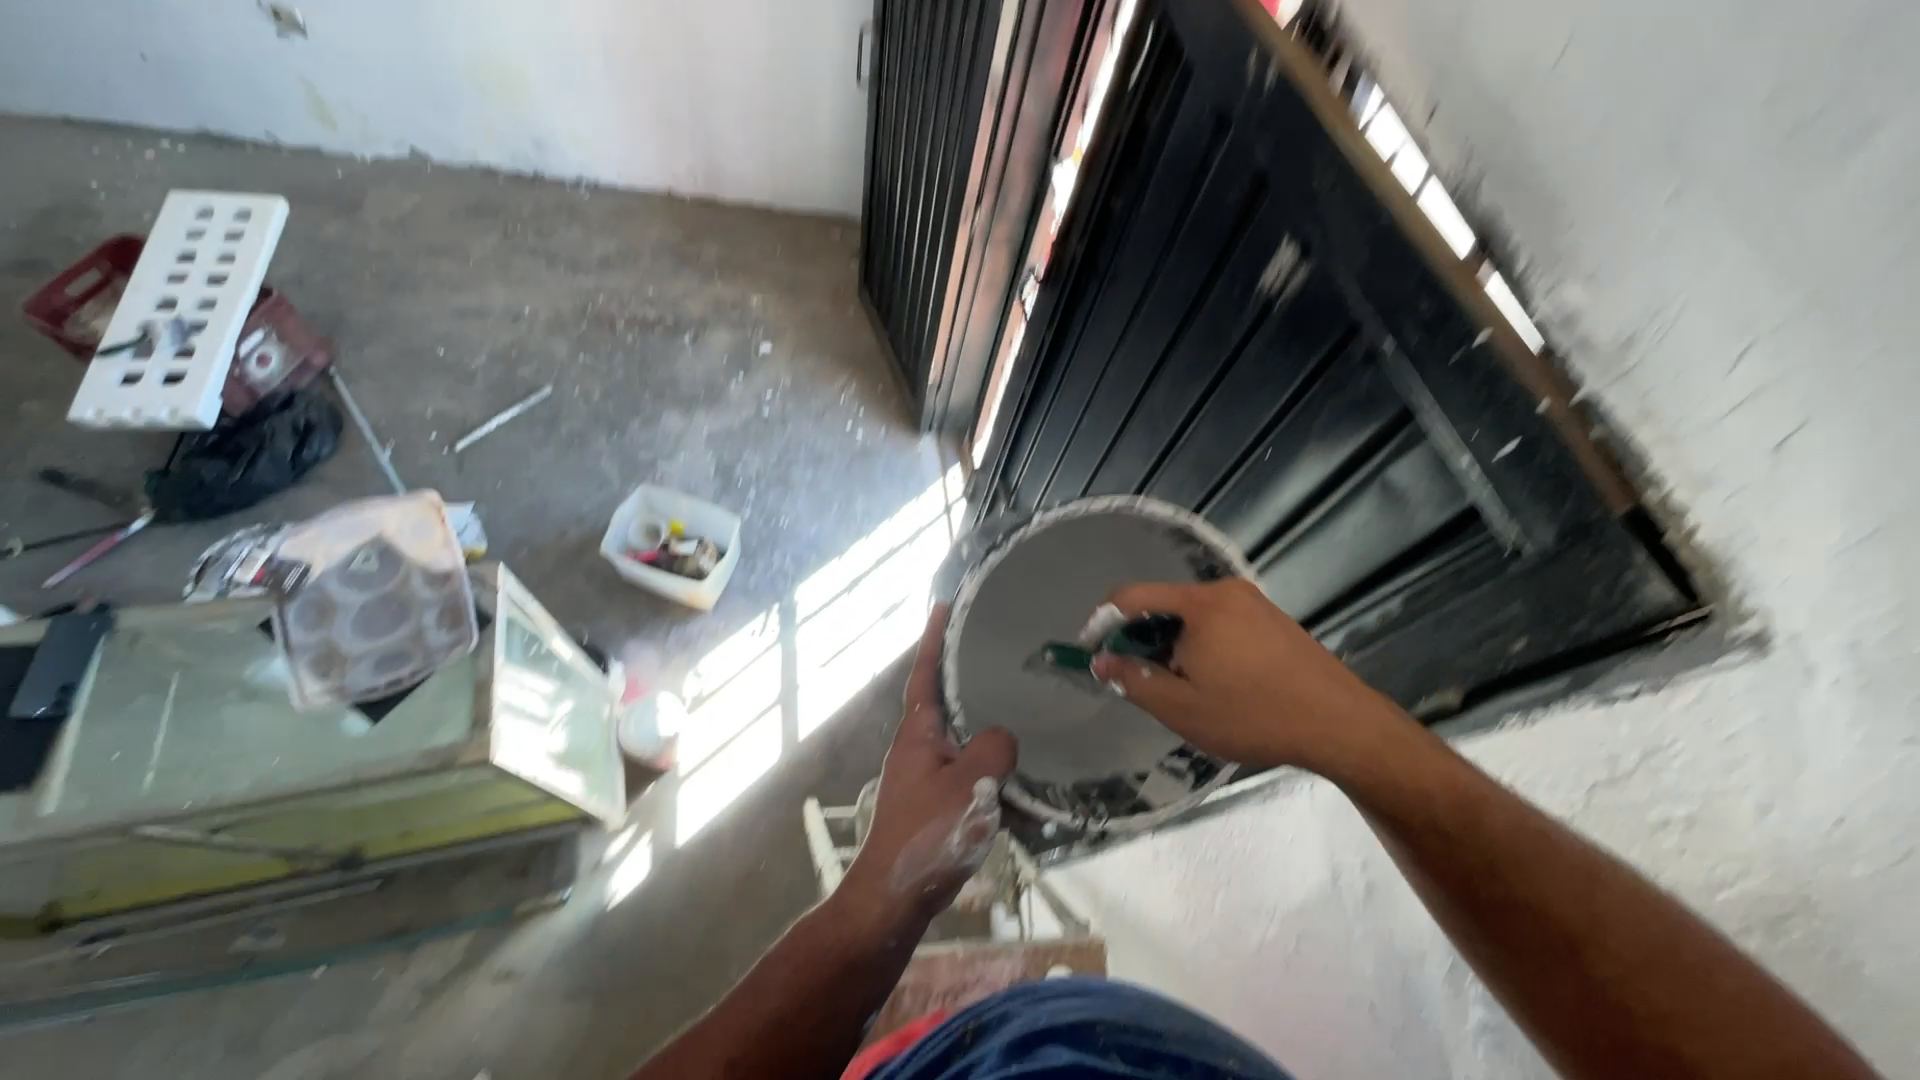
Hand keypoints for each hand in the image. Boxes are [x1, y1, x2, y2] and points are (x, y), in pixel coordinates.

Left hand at [840, 607, 1017, 927]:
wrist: (894, 899)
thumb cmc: (928, 834)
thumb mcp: (971, 783)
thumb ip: (994, 748)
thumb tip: (1002, 738)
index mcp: (918, 735)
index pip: (925, 674)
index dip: (934, 638)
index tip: (943, 605)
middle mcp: (917, 750)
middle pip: (946, 705)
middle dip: (971, 684)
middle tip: (1001, 661)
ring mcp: (923, 780)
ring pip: (962, 746)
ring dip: (989, 739)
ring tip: (1025, 725)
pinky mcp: (933, 808)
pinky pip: (969, 780)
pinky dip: (993, 782)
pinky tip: (1024, 795)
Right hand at [1088, 578, 1407, 771]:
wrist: (1342, 726)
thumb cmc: (1255, 716)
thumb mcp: (1182, 708)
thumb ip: (1134, 679)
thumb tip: (1101, 660)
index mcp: (1199, 604)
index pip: (1131, 596)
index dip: (1102, 623)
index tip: (1091, 653)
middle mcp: (1225, 591)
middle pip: (1163, 605)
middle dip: (1142, 640)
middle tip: (1143, 682)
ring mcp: (1254, 603)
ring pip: (1193, 618)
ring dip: (1175, 647)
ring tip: (1185, 690)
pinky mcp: (1274, 620)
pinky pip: (1221, 624)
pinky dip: (1204, 647)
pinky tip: (1219, 684)